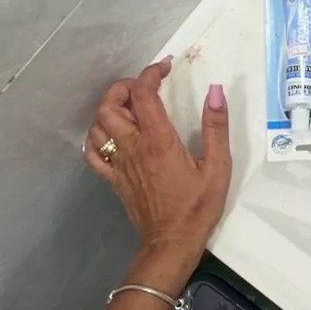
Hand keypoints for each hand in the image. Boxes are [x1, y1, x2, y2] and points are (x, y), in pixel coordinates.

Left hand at [83, 57, 231, 265]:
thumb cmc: (198, 205)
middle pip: (111, 104)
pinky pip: (92, 152)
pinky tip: (111, 133)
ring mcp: (118, 163)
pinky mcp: (113, 178)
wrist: (172, 243)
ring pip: (98, 125)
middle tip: (145, 85)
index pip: (144, 94)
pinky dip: (96, 136)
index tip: (166, 66)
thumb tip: (215, 91)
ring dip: (110, 107)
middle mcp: (133, 147)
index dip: (152, 73)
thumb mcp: (218, 166)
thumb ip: (216, 126)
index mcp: (158, 140)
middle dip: (124, 86)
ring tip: (130, 105)